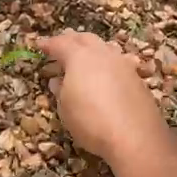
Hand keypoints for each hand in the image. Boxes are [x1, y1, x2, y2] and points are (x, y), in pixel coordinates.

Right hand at [38, 30, 164, 166]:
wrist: (136, 138)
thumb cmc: (90, 121)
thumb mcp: (65, 108)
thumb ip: (60, 90)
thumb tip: (58, 80)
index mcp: (80, 57)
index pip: (60, 43)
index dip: (48, 44)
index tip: (39, 45)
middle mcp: (103, 55)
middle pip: (85, 38)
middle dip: (71, 39)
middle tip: (61, 45)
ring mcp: (124, 65)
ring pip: (105, 47)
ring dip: (92, 49)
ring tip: (84, 57)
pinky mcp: (138, 80)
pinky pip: (118, 63)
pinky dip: (107, 64)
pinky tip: (105, 74)